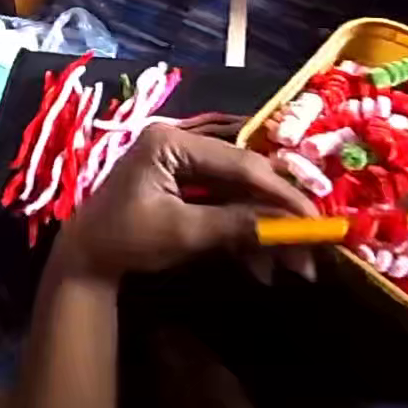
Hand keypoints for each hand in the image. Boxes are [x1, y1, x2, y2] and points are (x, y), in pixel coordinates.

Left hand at [58, 124, 315, 281]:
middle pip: (244, 172)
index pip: (239, 161)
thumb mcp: (183, 232)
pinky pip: (225, 199)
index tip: (319, 222)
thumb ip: (236, 225)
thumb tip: (290, 228)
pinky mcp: (184, 181)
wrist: (88, 255)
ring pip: (239, 189)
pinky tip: (262, 265)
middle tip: (313, 247)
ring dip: (266, 227)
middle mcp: (178, 140)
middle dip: (278, 212)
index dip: (282, 193)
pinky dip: (245, 229)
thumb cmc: (127, 238)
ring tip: (294, 267)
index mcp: (169, 141)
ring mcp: (181, 160)